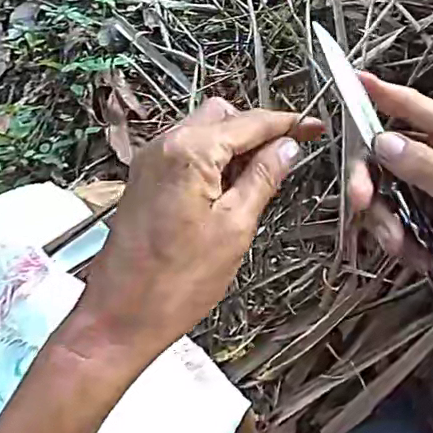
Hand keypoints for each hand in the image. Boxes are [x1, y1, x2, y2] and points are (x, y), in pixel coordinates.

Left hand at [73, 97, 323, 364]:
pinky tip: (230, 185)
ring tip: (261, 176)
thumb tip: (288, 147)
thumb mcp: (235, 227)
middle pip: (224, 115)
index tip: (314, 127)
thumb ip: (263, 177)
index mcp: (189, 151)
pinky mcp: (145, 177)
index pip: (250, 122)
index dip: (288, 123)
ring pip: (204, 129)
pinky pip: (186, 149)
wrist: (118, 317)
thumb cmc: (176, 282)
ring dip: (235, 143)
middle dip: (258, 130)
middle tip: (287, 156)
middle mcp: (165, 144)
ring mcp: (151, 159)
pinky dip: (212, 157)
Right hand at [346, 73, 432, 311]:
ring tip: (403, 245)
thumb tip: (384, 141)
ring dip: (386, 218)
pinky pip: (397, 216)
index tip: (352, 81)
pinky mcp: (432, 214)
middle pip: (387, 152)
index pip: (414, 106)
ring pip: (387, 188)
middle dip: (371, 180)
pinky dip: (399, 237)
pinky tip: (418, 254)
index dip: (380, 93)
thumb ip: (428, 169)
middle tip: (363, 202)